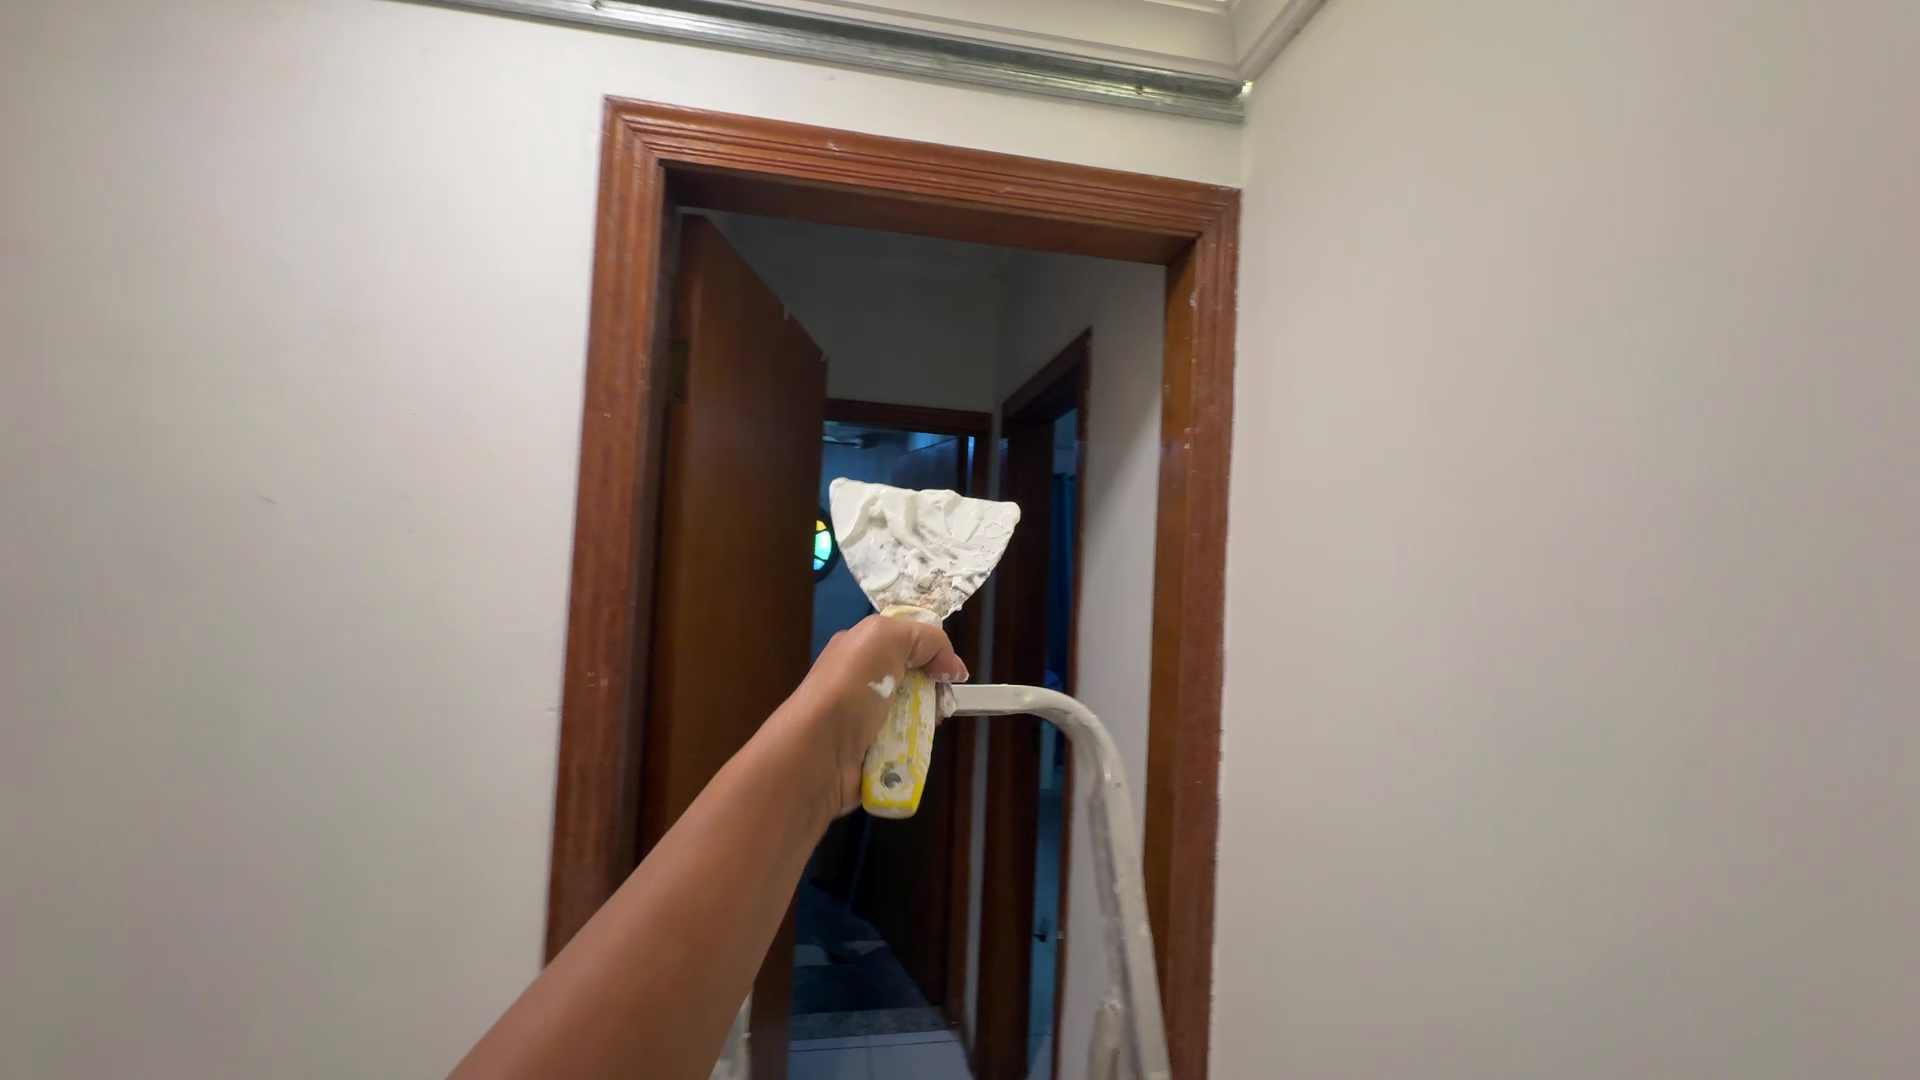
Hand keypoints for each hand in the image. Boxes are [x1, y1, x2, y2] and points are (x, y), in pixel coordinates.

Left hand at [770, 614, 965, 820]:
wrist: (817, 753)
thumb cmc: (850, 689)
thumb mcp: (885, 639)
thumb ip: (926, 639)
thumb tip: (952, 667)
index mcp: (861, 646)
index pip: (907, 640)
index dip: (932, 650)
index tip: (949, 669)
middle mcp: (862, 678)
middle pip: (916, 676)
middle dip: (936, 686)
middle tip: (942, 699)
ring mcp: (867, 716)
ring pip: (915, 709)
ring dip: (928, 716)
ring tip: (931, 723)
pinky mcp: (872, 748)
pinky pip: (907, 739)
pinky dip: (916, 742)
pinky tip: (916, 745)